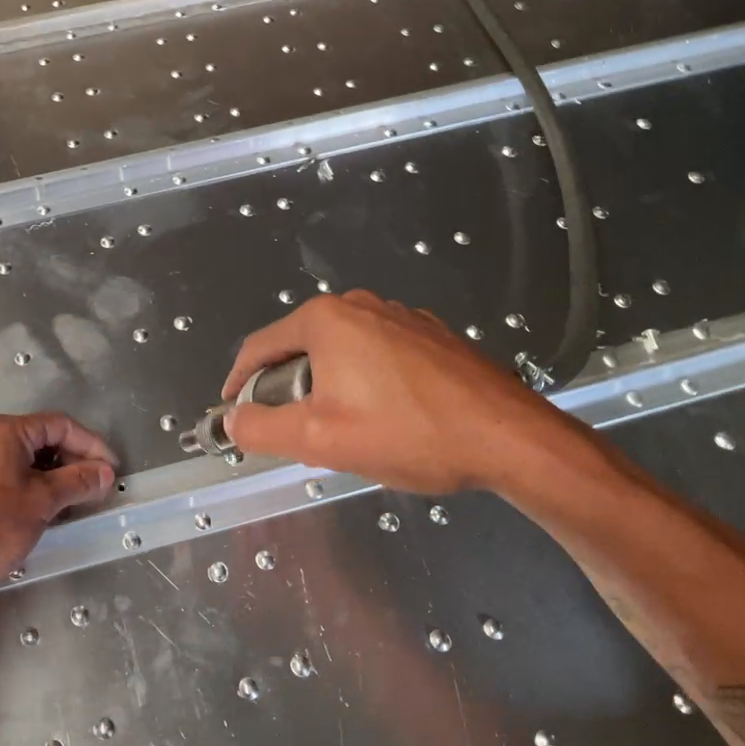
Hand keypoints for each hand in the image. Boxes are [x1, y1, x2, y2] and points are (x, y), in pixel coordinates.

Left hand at [0, 413, 117, 598]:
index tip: (112, 468)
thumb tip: (104, 471)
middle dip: (75, 461)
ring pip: (29, 463)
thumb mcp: (42, 502)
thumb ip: (76, 482)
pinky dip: (36, 491)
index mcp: (7, 432)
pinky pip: (13, 479)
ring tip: (78, 503)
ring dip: (57, 479)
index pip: (60, 425)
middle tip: (98, 487)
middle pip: (44, 440)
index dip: (91, 444)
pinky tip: (47, 514)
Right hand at [221, 291, 578, 494]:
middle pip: (300, 348)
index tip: (234, 413)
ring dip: (328, 386)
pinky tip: (389, 417)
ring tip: (347, 430)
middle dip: (289, 389)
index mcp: (326, 319)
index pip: (259, 347)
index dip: (238, 383)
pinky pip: (379, 355)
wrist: (510, 439)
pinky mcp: (433, 335)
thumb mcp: (320, 440)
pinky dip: (366, 381)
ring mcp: (401, 316)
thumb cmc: (408, 434)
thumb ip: (261, 428)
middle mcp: (360, 305)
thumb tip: (233, 420)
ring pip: (341, 352)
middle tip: (297, 433)